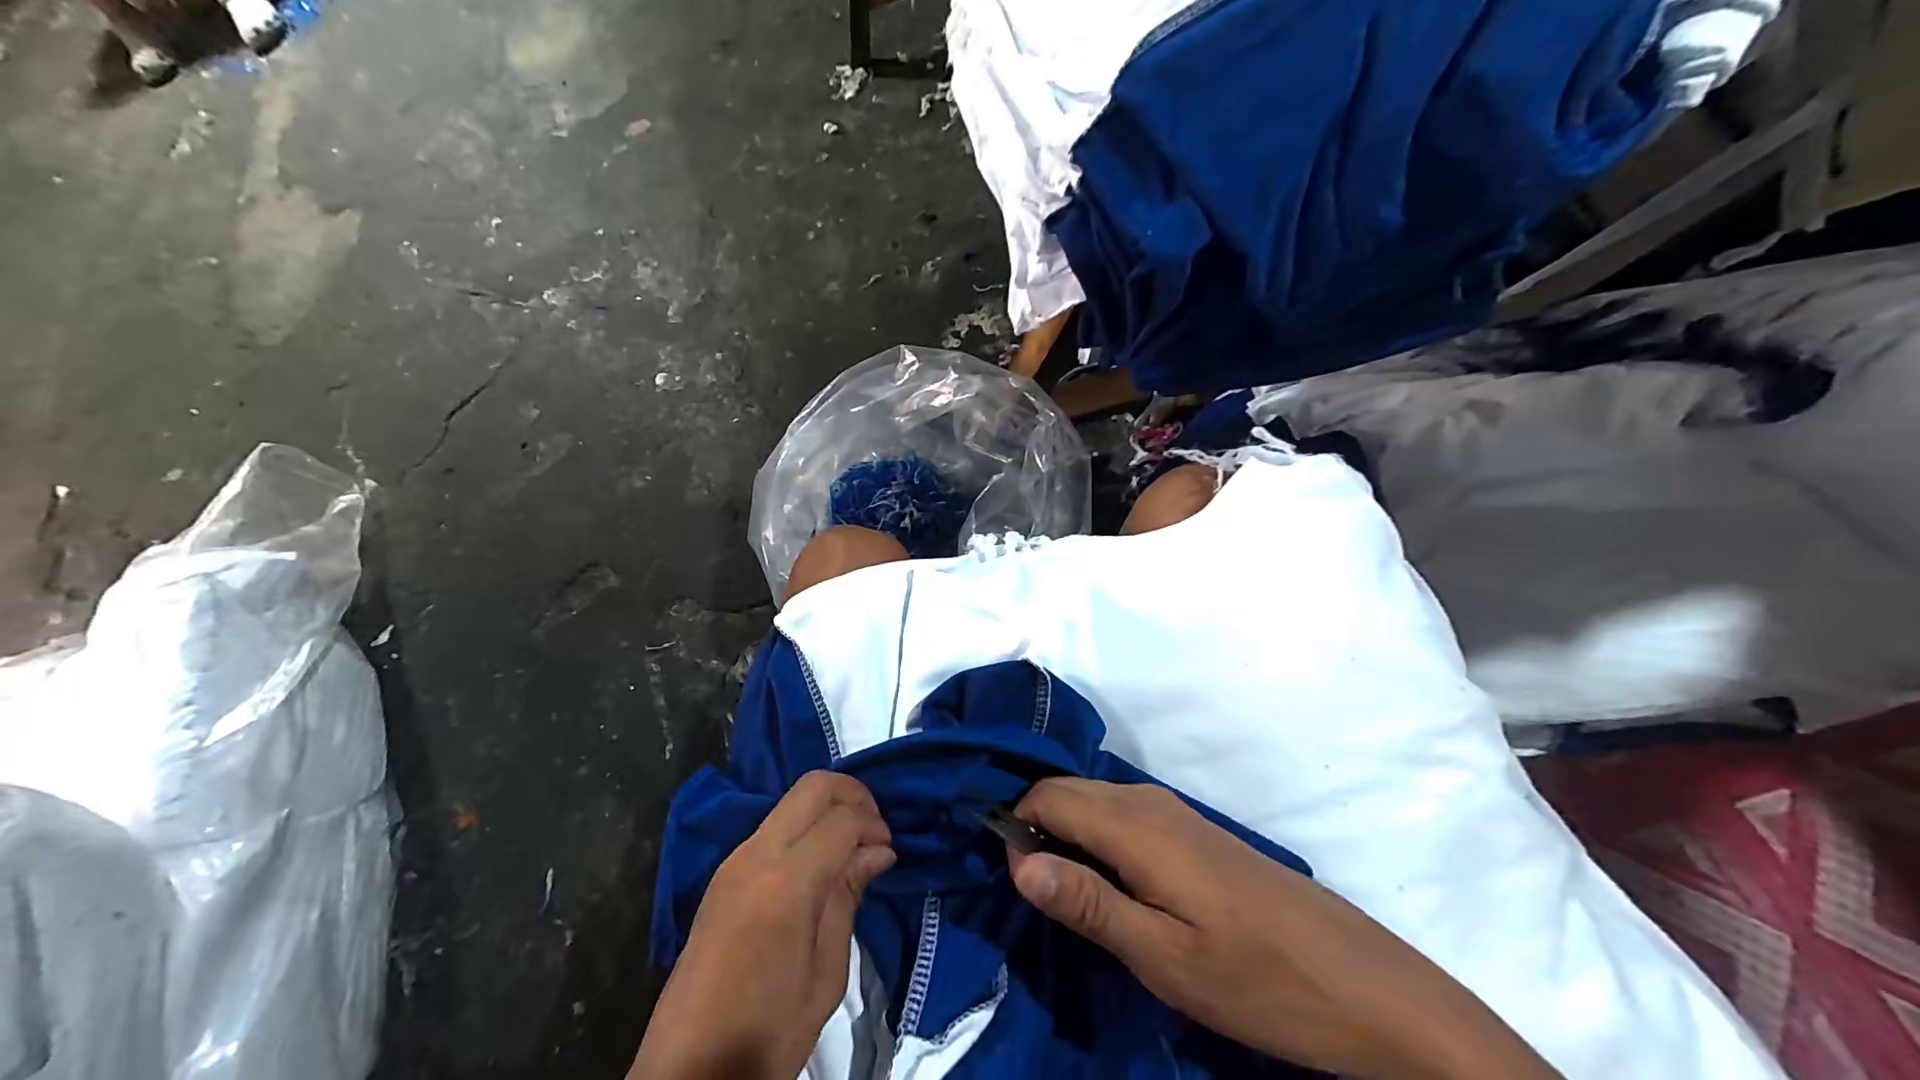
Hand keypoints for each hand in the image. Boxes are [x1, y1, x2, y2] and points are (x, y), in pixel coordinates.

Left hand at [631, 771, 894, 1079]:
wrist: (689, 1070)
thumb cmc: (768, 1031)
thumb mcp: (825, 974)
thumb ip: (847, 897)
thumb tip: (877, 851)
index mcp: (786, 883)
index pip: (842, 819)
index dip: (874, 825)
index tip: (891, 852)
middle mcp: (755, 856)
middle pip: (812, 787)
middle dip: (853, 796)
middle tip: (876, 830)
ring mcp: (733, 861)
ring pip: (790, 802)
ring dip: (827, 810)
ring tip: (853, 848)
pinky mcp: (723, 875)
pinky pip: (773, 827)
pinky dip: (805, 828)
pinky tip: (822, 862)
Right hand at [1008, 778, 1558, 1079]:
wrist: (1370, 989)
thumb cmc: (1259, 981)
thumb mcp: (1164, 957)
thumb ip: (1087, 901)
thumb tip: (1017, 857)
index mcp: (1137, 825)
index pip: (1047, 796)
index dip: (1014, 827)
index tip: (1003, 876)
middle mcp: (1152, 802)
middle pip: (1068, 793)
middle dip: (1035, 830)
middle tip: (1027, 894)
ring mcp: (1178, 814)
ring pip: (1095, 805)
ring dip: (1066, 839)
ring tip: (1062, 898)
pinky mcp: (1196, 834)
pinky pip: (1123, 819)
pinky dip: (1097, 843)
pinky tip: (1107, 889)